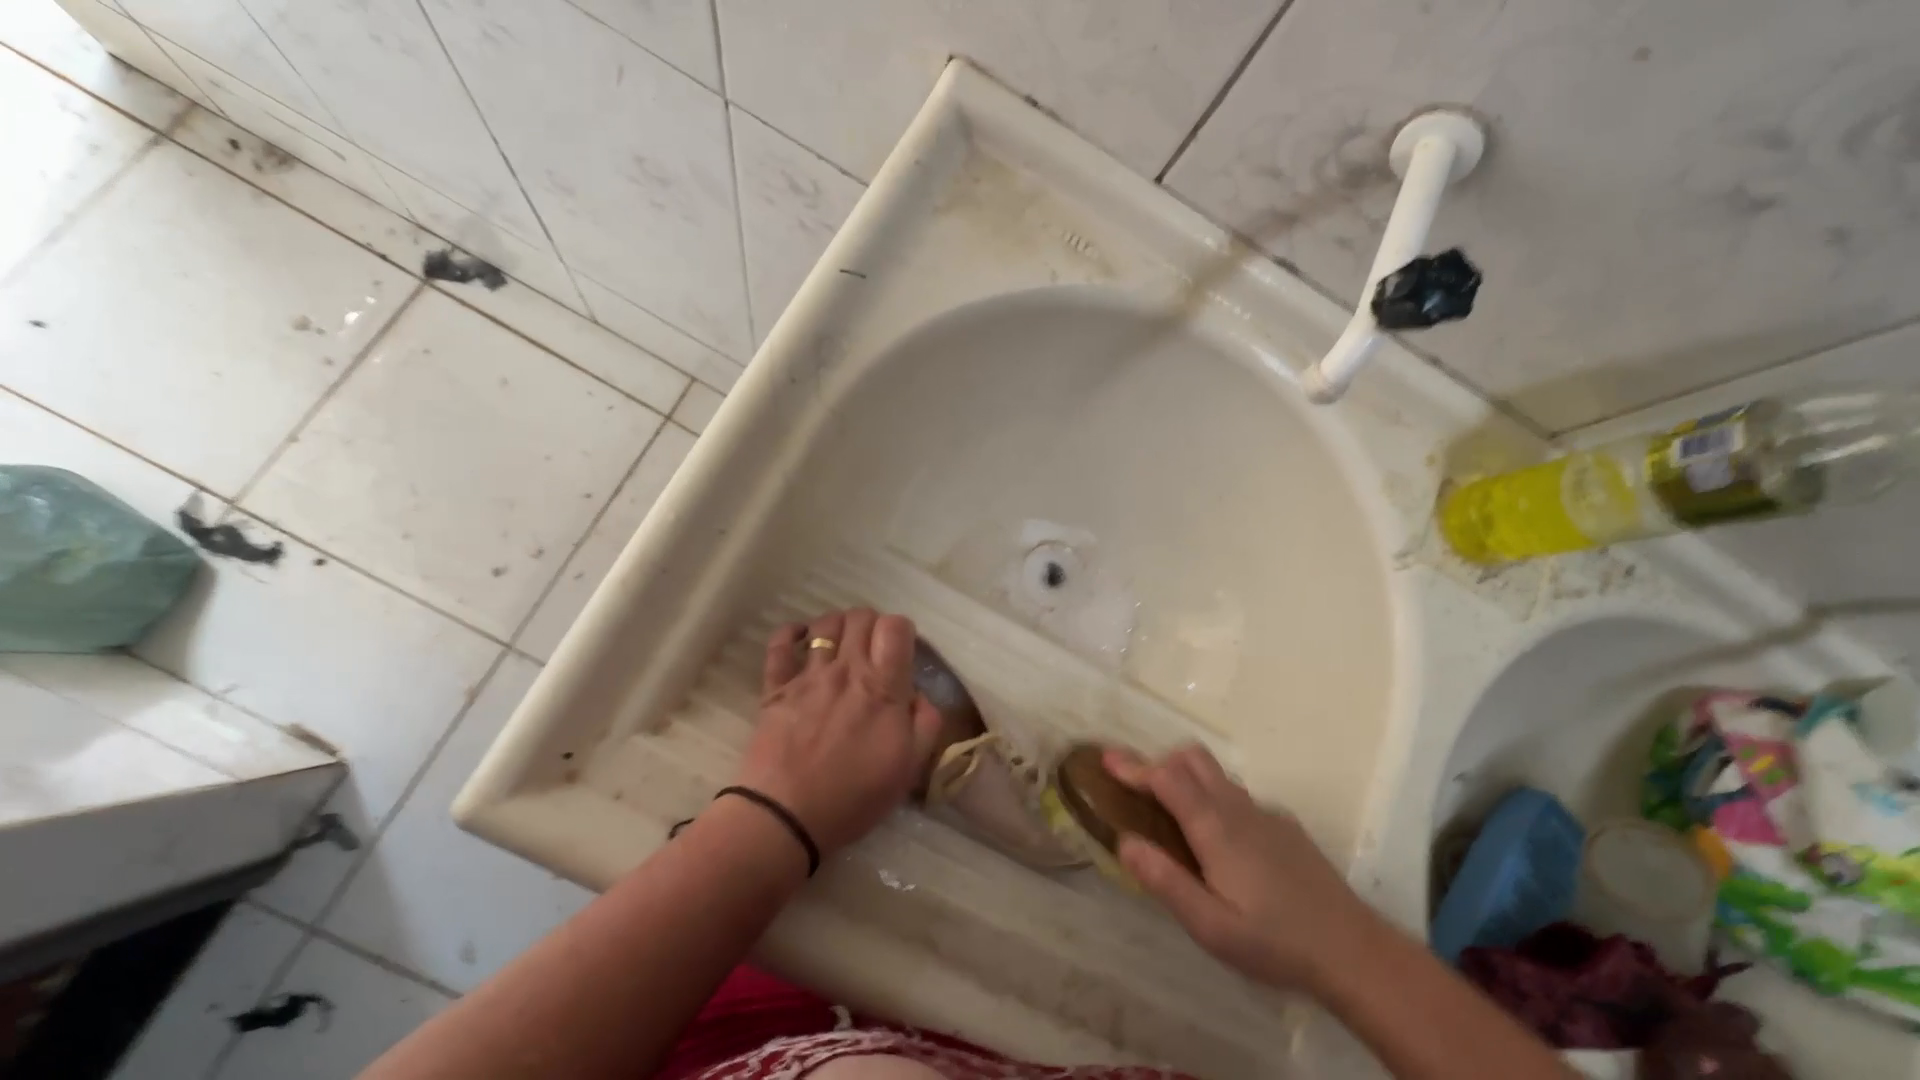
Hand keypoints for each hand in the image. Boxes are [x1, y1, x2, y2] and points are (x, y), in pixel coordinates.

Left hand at [732, 609, 943, 855]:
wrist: (786, 816)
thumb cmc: (854, 797)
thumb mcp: (908, 769)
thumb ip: (925, 724)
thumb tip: (919, 696)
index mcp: (883, 688)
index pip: (896, 627)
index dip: (902, 631)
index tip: (902, 653)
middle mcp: (847, 670)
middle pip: (861, 616)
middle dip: (873, 625)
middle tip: (874, 650)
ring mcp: (807, 675)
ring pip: (825, 623)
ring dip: (839, 626)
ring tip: (842, 646)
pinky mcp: (775, 686)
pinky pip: (779, 643)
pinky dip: (791, 634)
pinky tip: (800, 640)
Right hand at [1105, 745, 1377, 988]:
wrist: (1353, 951)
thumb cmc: (1274, 942)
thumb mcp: (1210, 926)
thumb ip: (1165, 881)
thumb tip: (1124, 841)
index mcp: (1216, 829)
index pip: (1166, 778)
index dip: (1133, 766)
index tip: (1105, 759)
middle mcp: (1239, 810)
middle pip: (1193, 760)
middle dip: (1159, 762)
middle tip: (1135, 788)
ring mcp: (1267, 816)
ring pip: (1218, 777)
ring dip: (1187, 779)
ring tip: (1169, 814)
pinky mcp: (1286, 828)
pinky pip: (1239, 798)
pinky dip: (1214, 799)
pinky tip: (1218, 843)